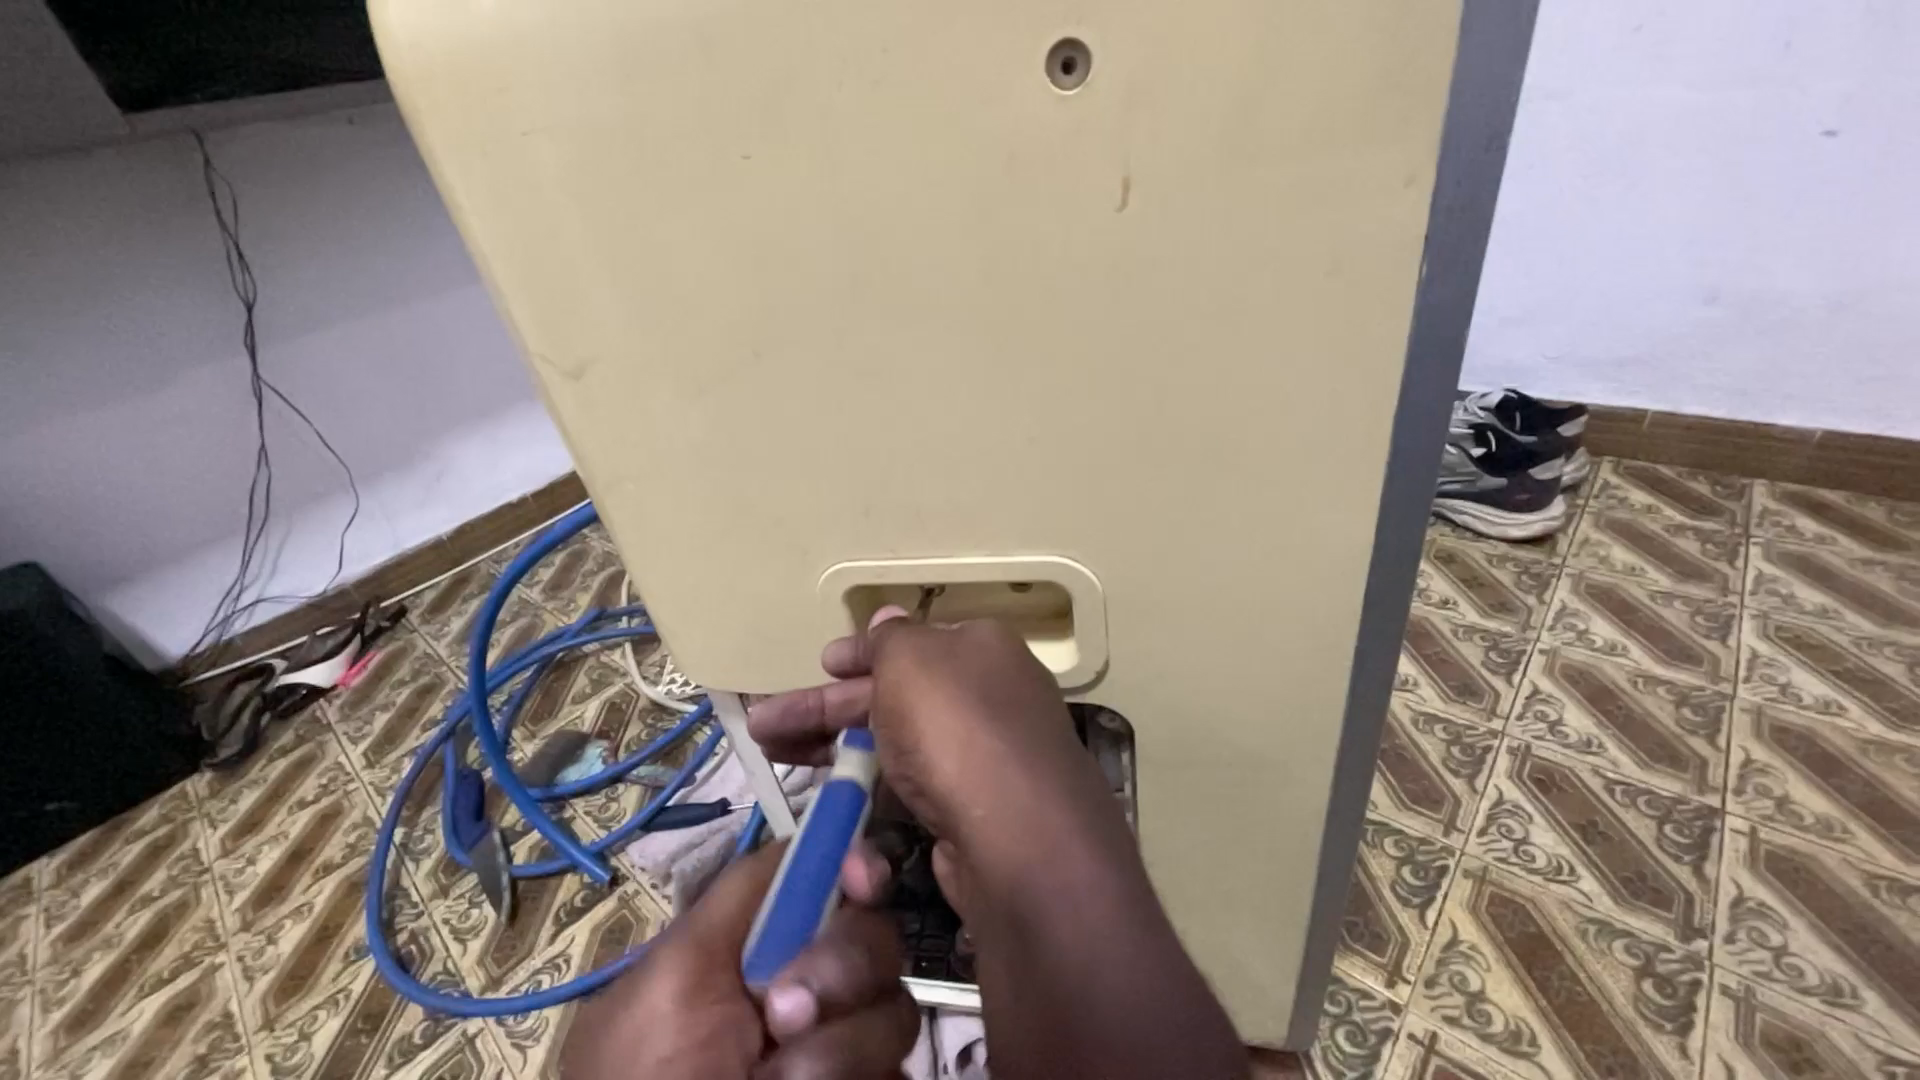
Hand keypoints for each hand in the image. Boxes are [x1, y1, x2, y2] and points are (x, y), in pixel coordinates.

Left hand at [560, 841, 915, 1079]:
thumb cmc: (645, 1076)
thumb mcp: (671, 972)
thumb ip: (741, 894)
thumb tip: (815, 836)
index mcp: (764, 943)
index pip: (834, 882)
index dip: (858, 866)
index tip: (861, 880)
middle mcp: (811, 985)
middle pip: (876, 934)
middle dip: (841, 966)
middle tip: (782, 1017)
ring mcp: (841, 1047)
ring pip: (895, 1008)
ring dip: (839, 1048)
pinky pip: (898, 1067)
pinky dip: (855, 1076)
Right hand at [748, 610, 1132, 913]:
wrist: (1016, 835)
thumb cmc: (955, 725)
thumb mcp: (912, 658)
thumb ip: (890, 637)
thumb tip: (886, 617)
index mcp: (978, 651)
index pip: (910, 645)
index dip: (860, 654)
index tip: (820, 663)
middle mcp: (985, 699)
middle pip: (892, 698)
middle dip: (825, 708)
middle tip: (765, 725)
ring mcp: (980, 760)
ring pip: (895, 746)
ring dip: (834, 749)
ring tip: (773, 756)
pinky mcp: (971, 814)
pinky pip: (909, 792)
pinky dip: (869, 793)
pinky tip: (831, 803)